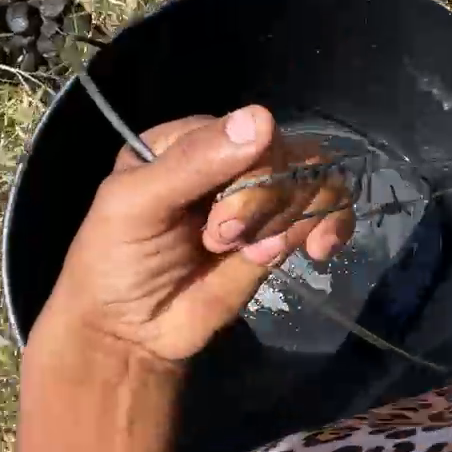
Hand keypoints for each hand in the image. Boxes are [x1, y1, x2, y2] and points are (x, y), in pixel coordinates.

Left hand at [35, 105, 355, 366]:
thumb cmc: (117, 262)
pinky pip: (332, 210)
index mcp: (193, 139)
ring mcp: (265, 197)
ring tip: (256, 255)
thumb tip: (264, 117)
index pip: (254, 132)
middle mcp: (235, 160)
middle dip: (267, 206)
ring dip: (292, 223)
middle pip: (292, 157)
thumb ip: (195, 162)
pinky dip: (334, 226)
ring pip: (316, 182)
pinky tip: (318, 250)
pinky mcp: (285, 230)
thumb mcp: (135, 204)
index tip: (221, 225)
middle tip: (223, 243)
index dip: (252, 176)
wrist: (133, 334)